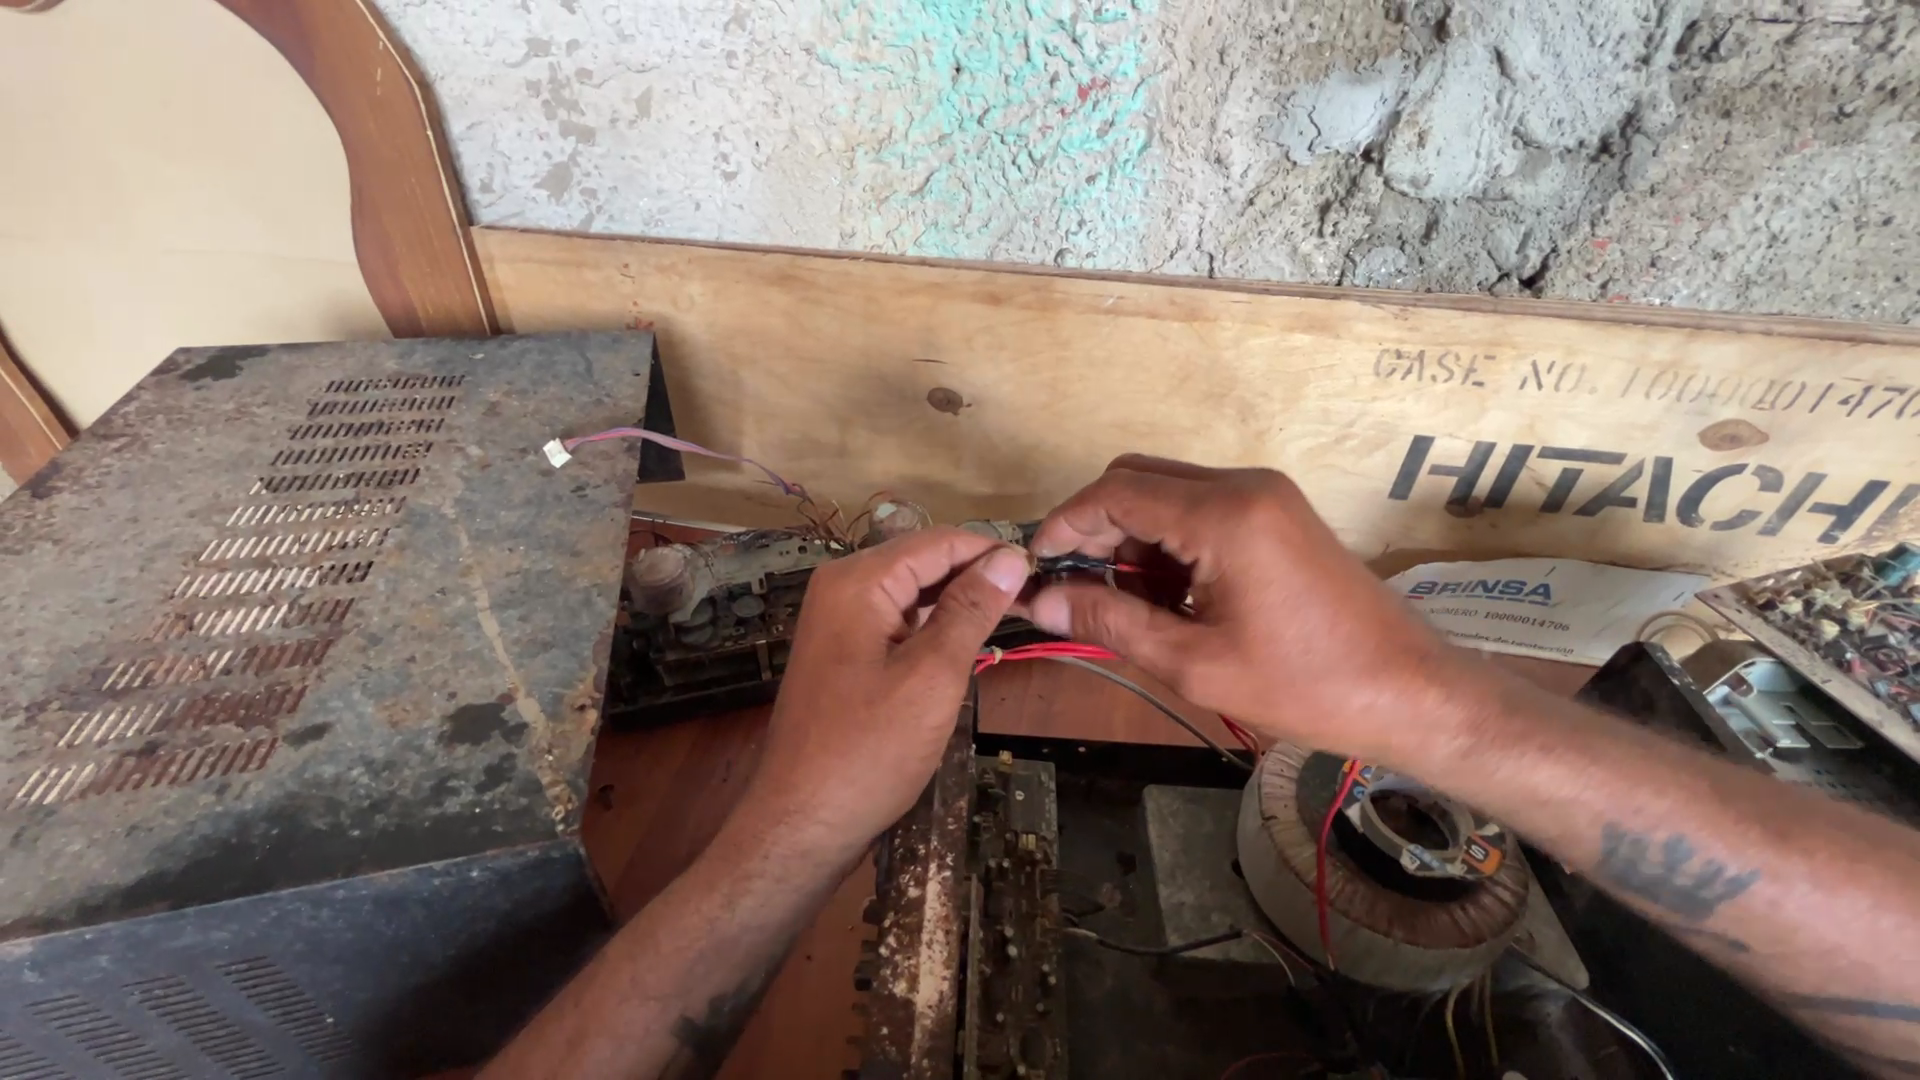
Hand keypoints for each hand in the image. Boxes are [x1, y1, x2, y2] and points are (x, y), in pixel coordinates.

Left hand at [733, 528, 1030, 859]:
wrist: (802, 822)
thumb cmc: (870, 750)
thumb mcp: (932, 676)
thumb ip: (969, 609)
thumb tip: (1009, 558)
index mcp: (858, 581)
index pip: (938, 541)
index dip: (991, 551)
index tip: (1041, 572)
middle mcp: (842, 586)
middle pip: (923, 560)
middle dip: (975, 574)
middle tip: (1033, 600)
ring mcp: (839, 619)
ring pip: (912, 590)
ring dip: (957, 601)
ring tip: (1010, 618)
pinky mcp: (844, 649)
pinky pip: (897, 619)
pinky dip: (932, 626)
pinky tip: (965, 641)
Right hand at [1027, 454, 1480, 766]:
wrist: (1413, 692)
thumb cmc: (1306, 686)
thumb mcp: (1193, 663)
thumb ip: (1110, 623)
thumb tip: (1041, 603)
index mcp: (1224, 513)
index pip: (1115, 491)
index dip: (1065, 524)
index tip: (1038, 567)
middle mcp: (1242, 484)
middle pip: (1136, 479)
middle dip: (1096, 528)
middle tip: (1079, 588)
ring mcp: (1264, 493)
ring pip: (1164, 491)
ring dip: (1132, 537)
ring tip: (1130, 604)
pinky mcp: (1275, 512)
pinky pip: (1198, 507)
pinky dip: (1167, 541)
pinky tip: (1171, 595)